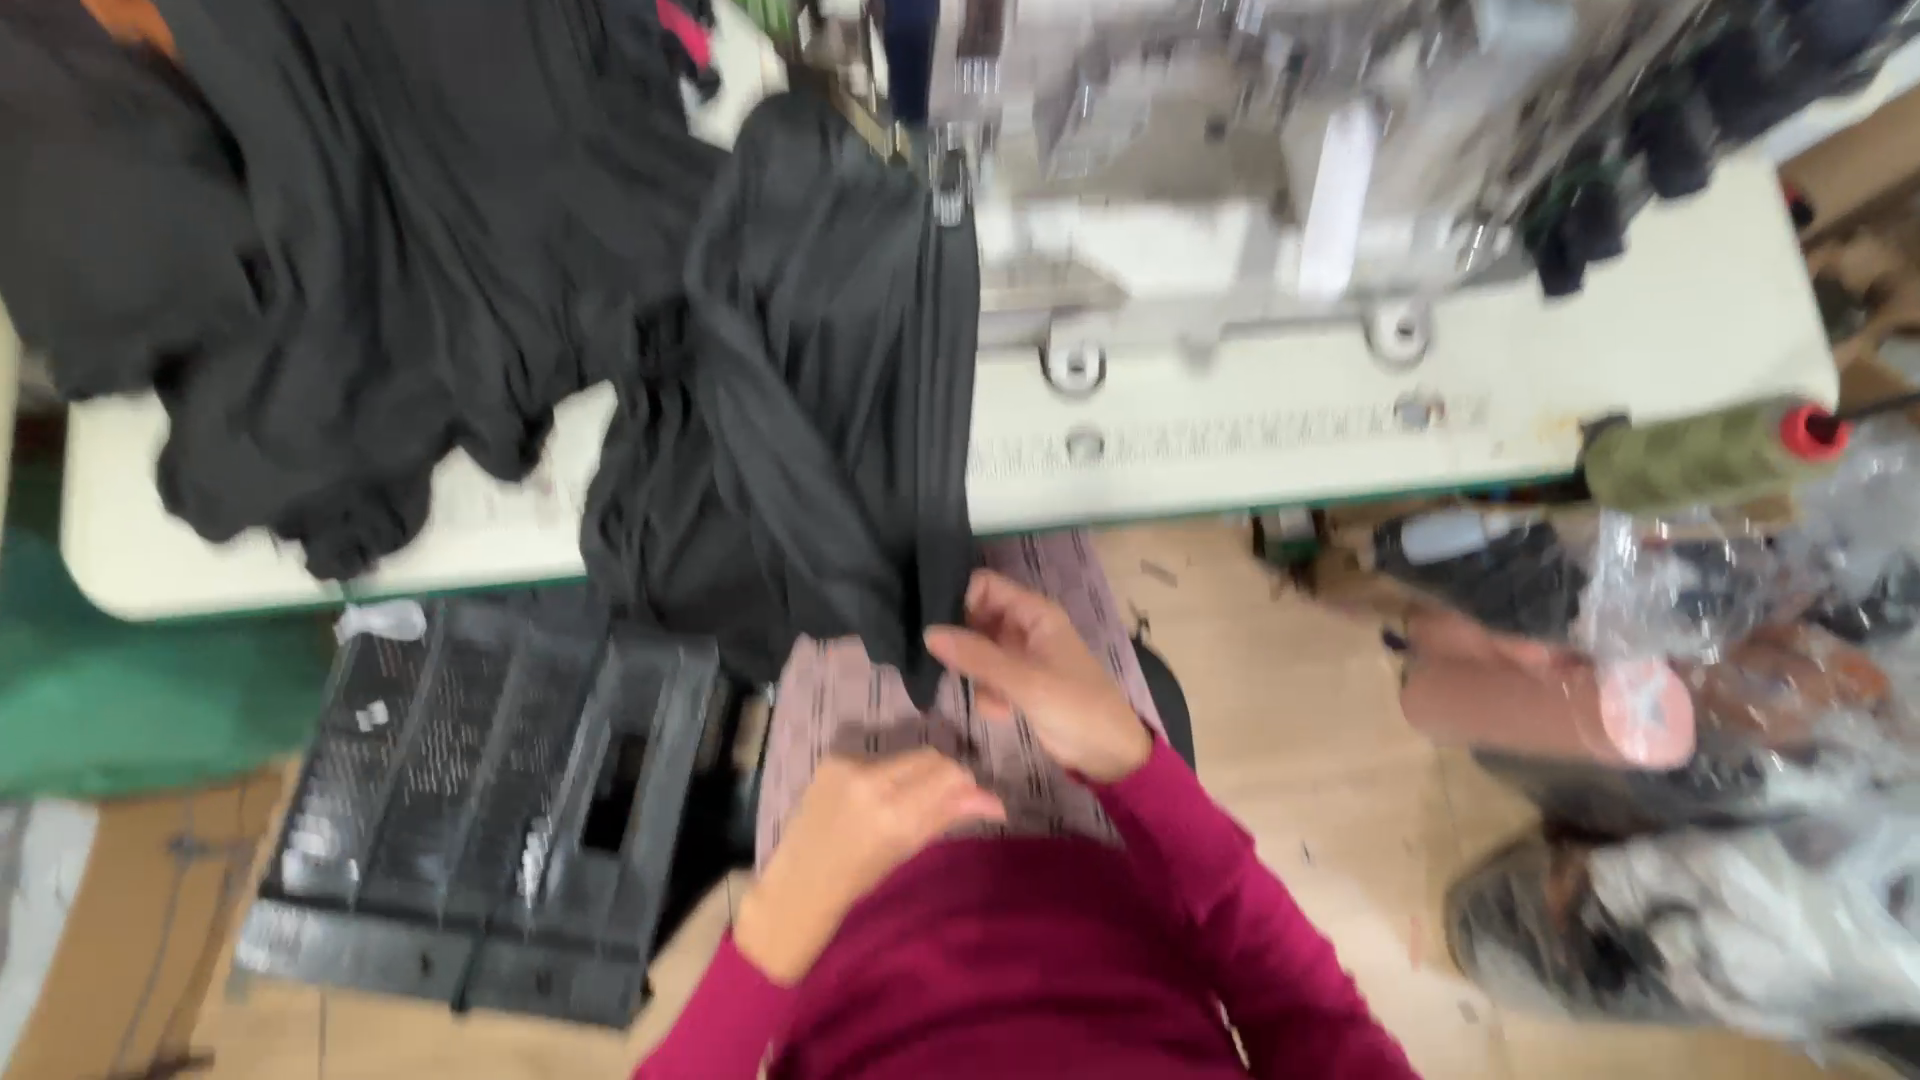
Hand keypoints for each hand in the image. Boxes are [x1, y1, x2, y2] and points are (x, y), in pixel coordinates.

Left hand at [734, 749, 1004, 984]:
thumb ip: (948, 815)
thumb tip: (995, 801)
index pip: (949, 772)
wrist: (800, 880)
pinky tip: (867, 798)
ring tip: (897, 803)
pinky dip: (882, 774)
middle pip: (929, 756)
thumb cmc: (858, 876)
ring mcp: (849, 766)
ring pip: (903, 756)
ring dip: (911, 774)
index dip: (964, 781)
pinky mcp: (832, 758)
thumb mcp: (908, 849)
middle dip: (942, 774)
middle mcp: (873, 781)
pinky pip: (874, 758)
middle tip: (938, 798)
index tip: (966, 796)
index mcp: (895, 812)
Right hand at [924, 569, 1153, 782]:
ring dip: (978, 676)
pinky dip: (990, 695)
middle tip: (947, 666)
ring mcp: (1020, 656)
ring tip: (992, 698)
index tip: (938, 628)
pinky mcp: (1016, 683)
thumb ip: (977, 656)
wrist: (1107, 753)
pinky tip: (1004, 713)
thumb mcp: (1024, 680)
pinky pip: (986, 678)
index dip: (960, 599)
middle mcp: (1025, 628)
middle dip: (962, 643)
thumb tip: (929, 632)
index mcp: (1035, 612)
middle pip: (976, 618)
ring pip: (977, 652)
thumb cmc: (1075, 706)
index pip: (985, 585)